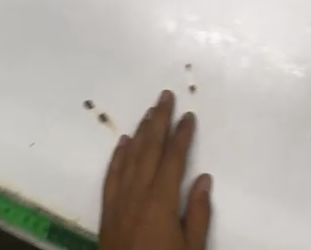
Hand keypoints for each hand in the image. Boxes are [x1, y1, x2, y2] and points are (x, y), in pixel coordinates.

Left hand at [100, 91, 212, 249]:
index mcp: (161, 201)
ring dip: (140, 131)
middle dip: (159, 120)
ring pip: (129, 157)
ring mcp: (119, 202)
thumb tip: (203, 179)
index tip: (189, 115)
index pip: (173, 158)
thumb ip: (197, 215)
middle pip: (149, 148)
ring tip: (149, 111)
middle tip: (165, 95)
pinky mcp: (106, 214)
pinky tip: (123, 143)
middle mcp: (137, 194)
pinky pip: (111, 176)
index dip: (182, 135)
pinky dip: (118, 156)